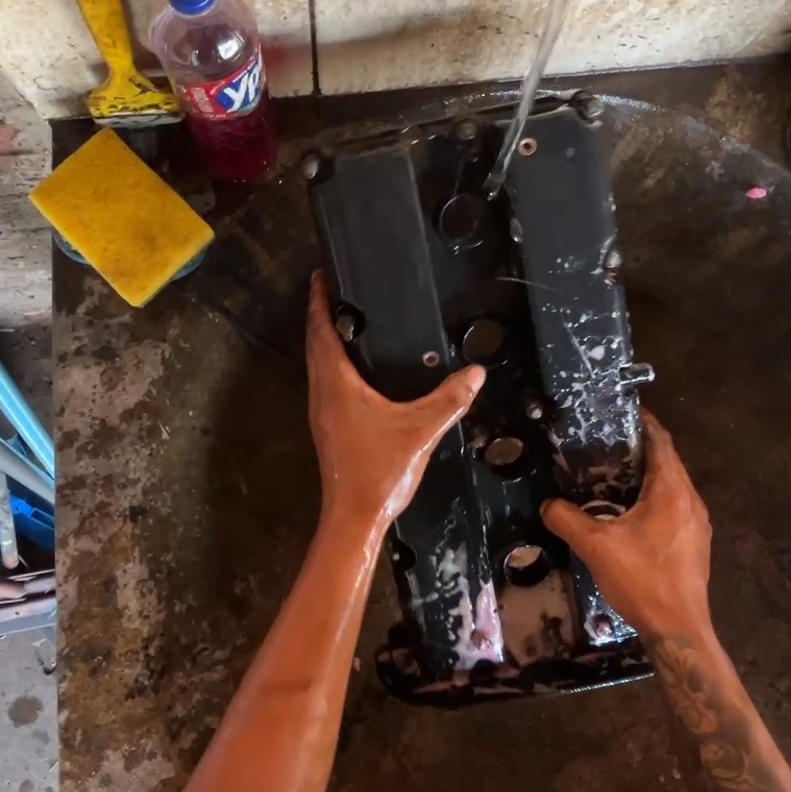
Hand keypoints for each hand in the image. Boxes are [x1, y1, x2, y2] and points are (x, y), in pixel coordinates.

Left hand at [305, 273, 484, 530]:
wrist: (353, 516)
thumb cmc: (379, 470)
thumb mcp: (420, 431)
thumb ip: (449, 400)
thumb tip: (476, 372)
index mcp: (337, 384)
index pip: (320, 331)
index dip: (318, 301)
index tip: (320, 275)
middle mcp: (322, 393)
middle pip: (314, 344)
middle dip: (320, 314)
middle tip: (334, 289)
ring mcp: (322, 411)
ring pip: (316, 363)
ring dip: (323, 339)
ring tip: (342, 319)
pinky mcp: (328, 426)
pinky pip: (324, 381)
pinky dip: (331, 361)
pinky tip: (354, 368)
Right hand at [541, 410, 713, 637]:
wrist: (679, 631)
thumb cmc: (641, 580)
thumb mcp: (595, 546)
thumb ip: (567, 518)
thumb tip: (547, 504)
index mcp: (671, 491)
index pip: (661, 441)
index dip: (643, 422)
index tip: (620, 411)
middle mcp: (690, 500)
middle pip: (668, 460)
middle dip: (640, 447)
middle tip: (606, 441)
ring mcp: (697, 523)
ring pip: (673, 484)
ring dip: (648, 474)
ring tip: (614, 472)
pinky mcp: (696, 542)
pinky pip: (675, 504)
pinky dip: (655, 496)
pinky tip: (630, 510)